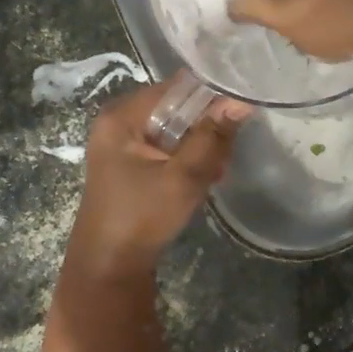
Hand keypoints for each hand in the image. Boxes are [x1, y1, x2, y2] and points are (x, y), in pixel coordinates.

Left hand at [69, 82, 252, 270]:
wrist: (110, 265)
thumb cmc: (143, 216)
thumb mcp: (185, 176)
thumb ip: (213, 136)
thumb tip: (242, 102)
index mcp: (122, 116)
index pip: (178, 86)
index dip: (213, 95)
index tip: (241, 110)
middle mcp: (119, 120)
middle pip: (178, 106)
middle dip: (208, 125)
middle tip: (225, 153)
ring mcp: (123, 141)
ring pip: (177, 127)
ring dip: (201, 144)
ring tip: (215, 170)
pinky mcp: (131, 160)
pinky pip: (169, 144)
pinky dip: (189, 156)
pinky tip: (201, 177)